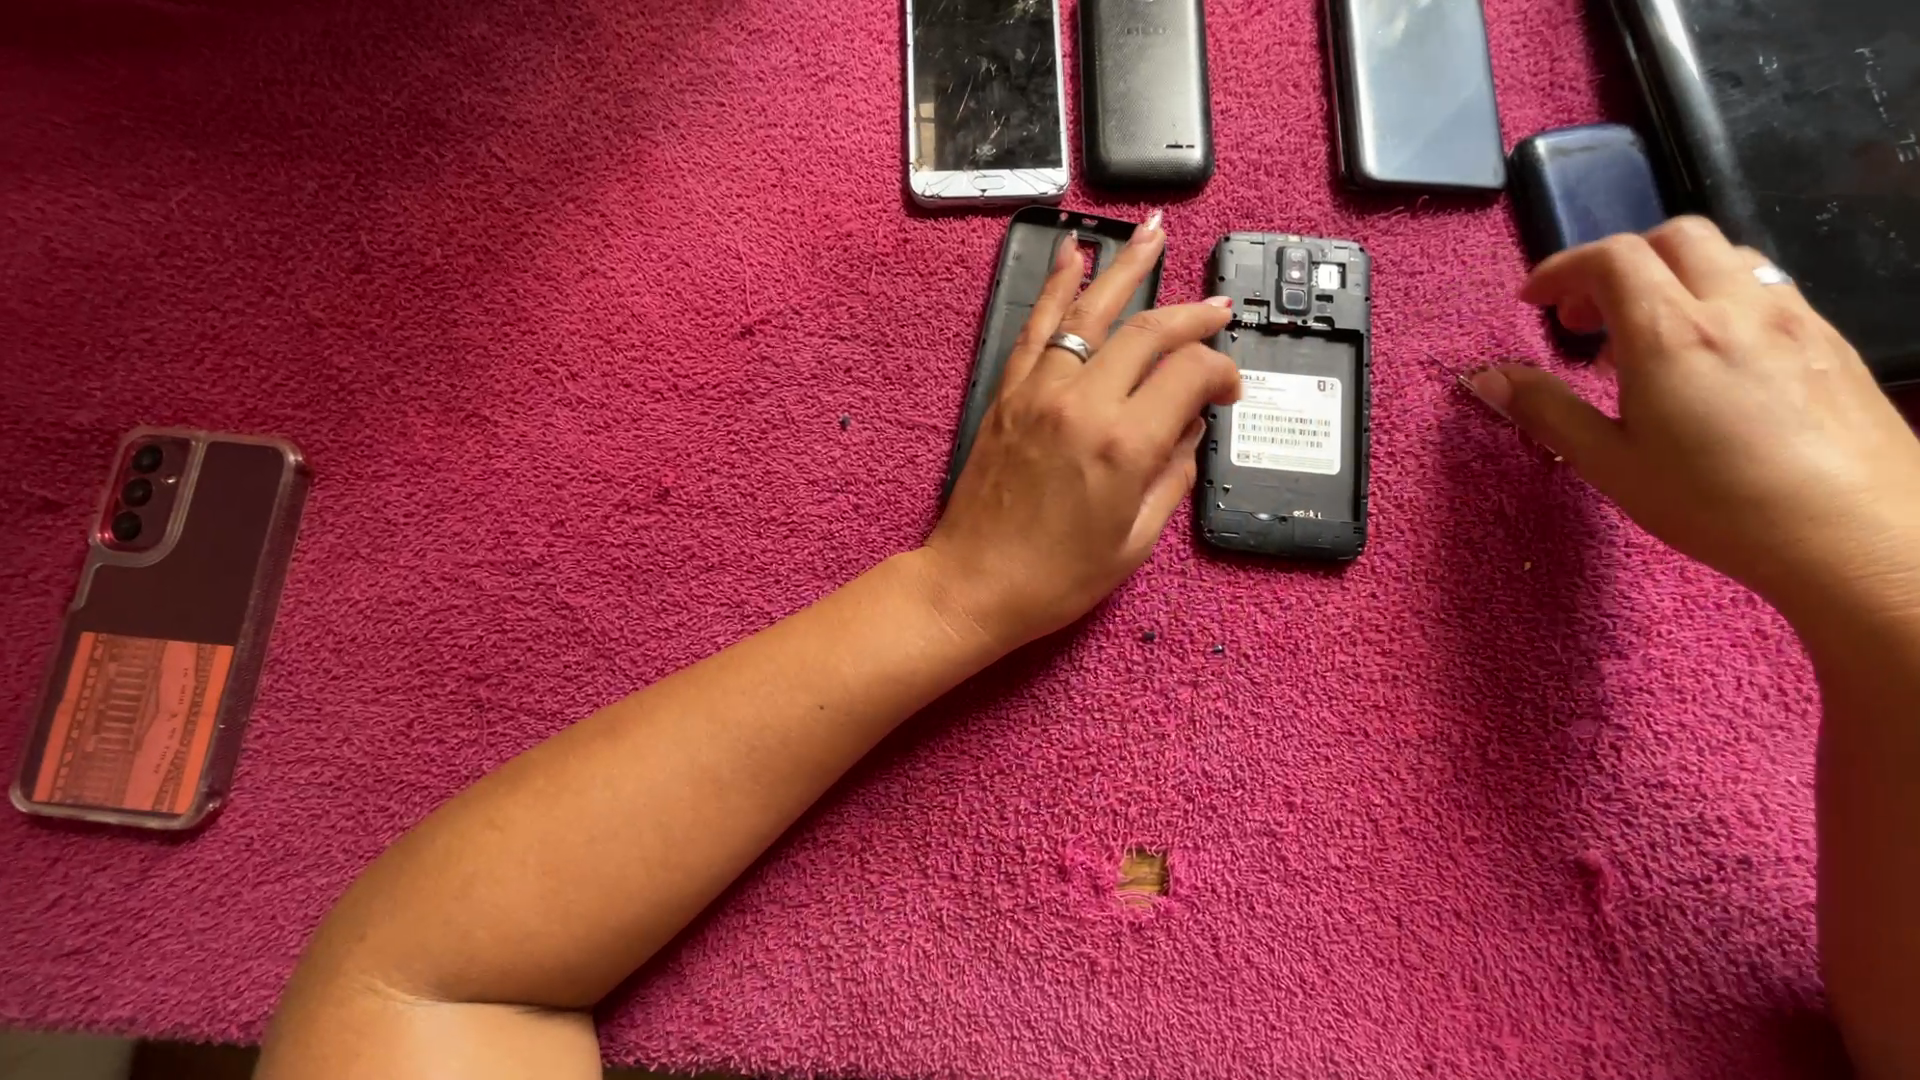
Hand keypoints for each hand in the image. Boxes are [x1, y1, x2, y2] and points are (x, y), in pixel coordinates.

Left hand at [923, 213, 1240, 648]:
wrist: (973, 584)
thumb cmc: (1055, 579)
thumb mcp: (1135, 541)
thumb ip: (1173, 477)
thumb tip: (1192, 430)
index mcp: (1124, 446)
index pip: (1189, 374)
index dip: (1220, 372)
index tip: (1227, 390)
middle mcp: (1082, 404)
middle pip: (1148, 331)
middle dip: (1190, 314)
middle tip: (1217, 307)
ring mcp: (1039, 393)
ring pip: (1089, 311)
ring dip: (1125, 269)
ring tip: (1152, 233)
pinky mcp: (1007, 395)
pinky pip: (1036, 327)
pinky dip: (1055, 287)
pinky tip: (1072, 253)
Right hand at [1466, 216, 1919, 620]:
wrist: (1856, 533)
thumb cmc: (1713, 503)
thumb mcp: (1608, 462)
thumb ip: (1544, 409)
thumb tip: (1486, 377)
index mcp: (1673, 335)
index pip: (1613, 258)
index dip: (1561, 269)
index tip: (1532, 302)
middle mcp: (1738, 307)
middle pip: (1673, 237)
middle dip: (1614, 263)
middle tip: (1582, 317)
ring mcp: (1793, 317)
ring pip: (1723, 256)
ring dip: (1666, 277)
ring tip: (1637, 339)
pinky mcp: (1827, 339)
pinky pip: (1761, 287)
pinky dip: (1711, 297)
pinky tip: (1698, 357)